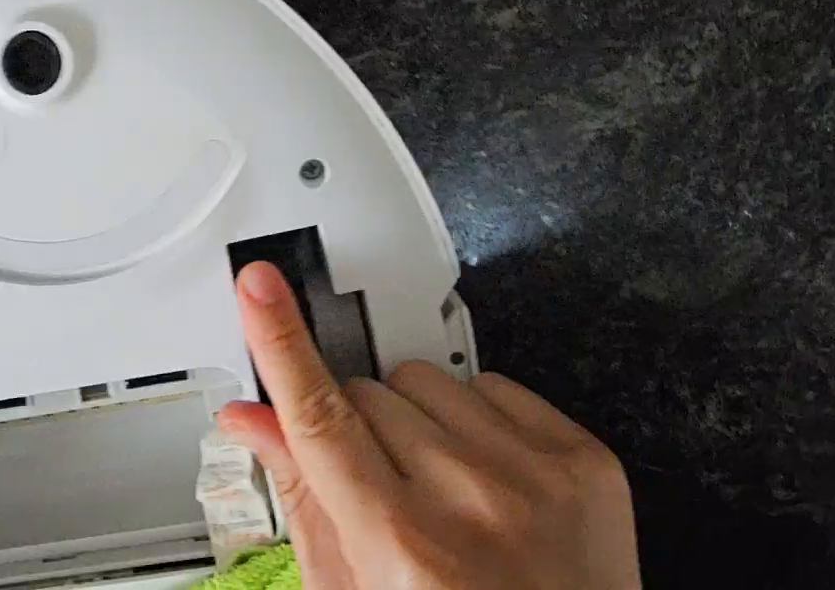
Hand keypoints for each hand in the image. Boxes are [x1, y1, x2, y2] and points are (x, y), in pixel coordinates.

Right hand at [216, 262, 641, 589]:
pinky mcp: (583, 458)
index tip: (258, 286)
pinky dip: (474, 418)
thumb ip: (300, 496)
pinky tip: (487, 476)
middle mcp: (471, 505)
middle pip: (365, 392)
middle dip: (357, 427)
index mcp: (402, 549)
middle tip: (385, 490)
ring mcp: (535, 477)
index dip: (280, 342)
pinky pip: (488, 381)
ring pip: (420, 378)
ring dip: (415, 417)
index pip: (318, 416)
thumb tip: (251, 417)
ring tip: (440, 488)